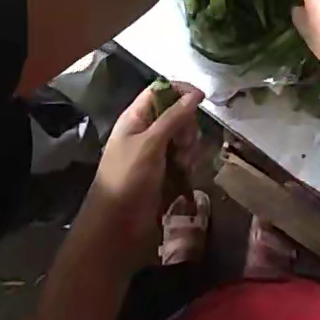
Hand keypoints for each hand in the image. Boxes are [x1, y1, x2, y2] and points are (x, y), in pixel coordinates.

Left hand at [77, 81, 202, 266]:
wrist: (117, 228)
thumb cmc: (128, 179)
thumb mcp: (150, 144)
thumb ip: (173, 117)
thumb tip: (196, 93)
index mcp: (135, 118)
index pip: (159, 91)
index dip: (179, 90)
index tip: (201, 98)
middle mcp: (146, 133)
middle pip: (177, 115)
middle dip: (187, 128)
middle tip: (183, 144)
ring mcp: (157, 155)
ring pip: (185, 140)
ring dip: (189, 151)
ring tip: (182, 167)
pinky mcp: (166, 175)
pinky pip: (186, 161)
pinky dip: (189, 167)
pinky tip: (185, 179)